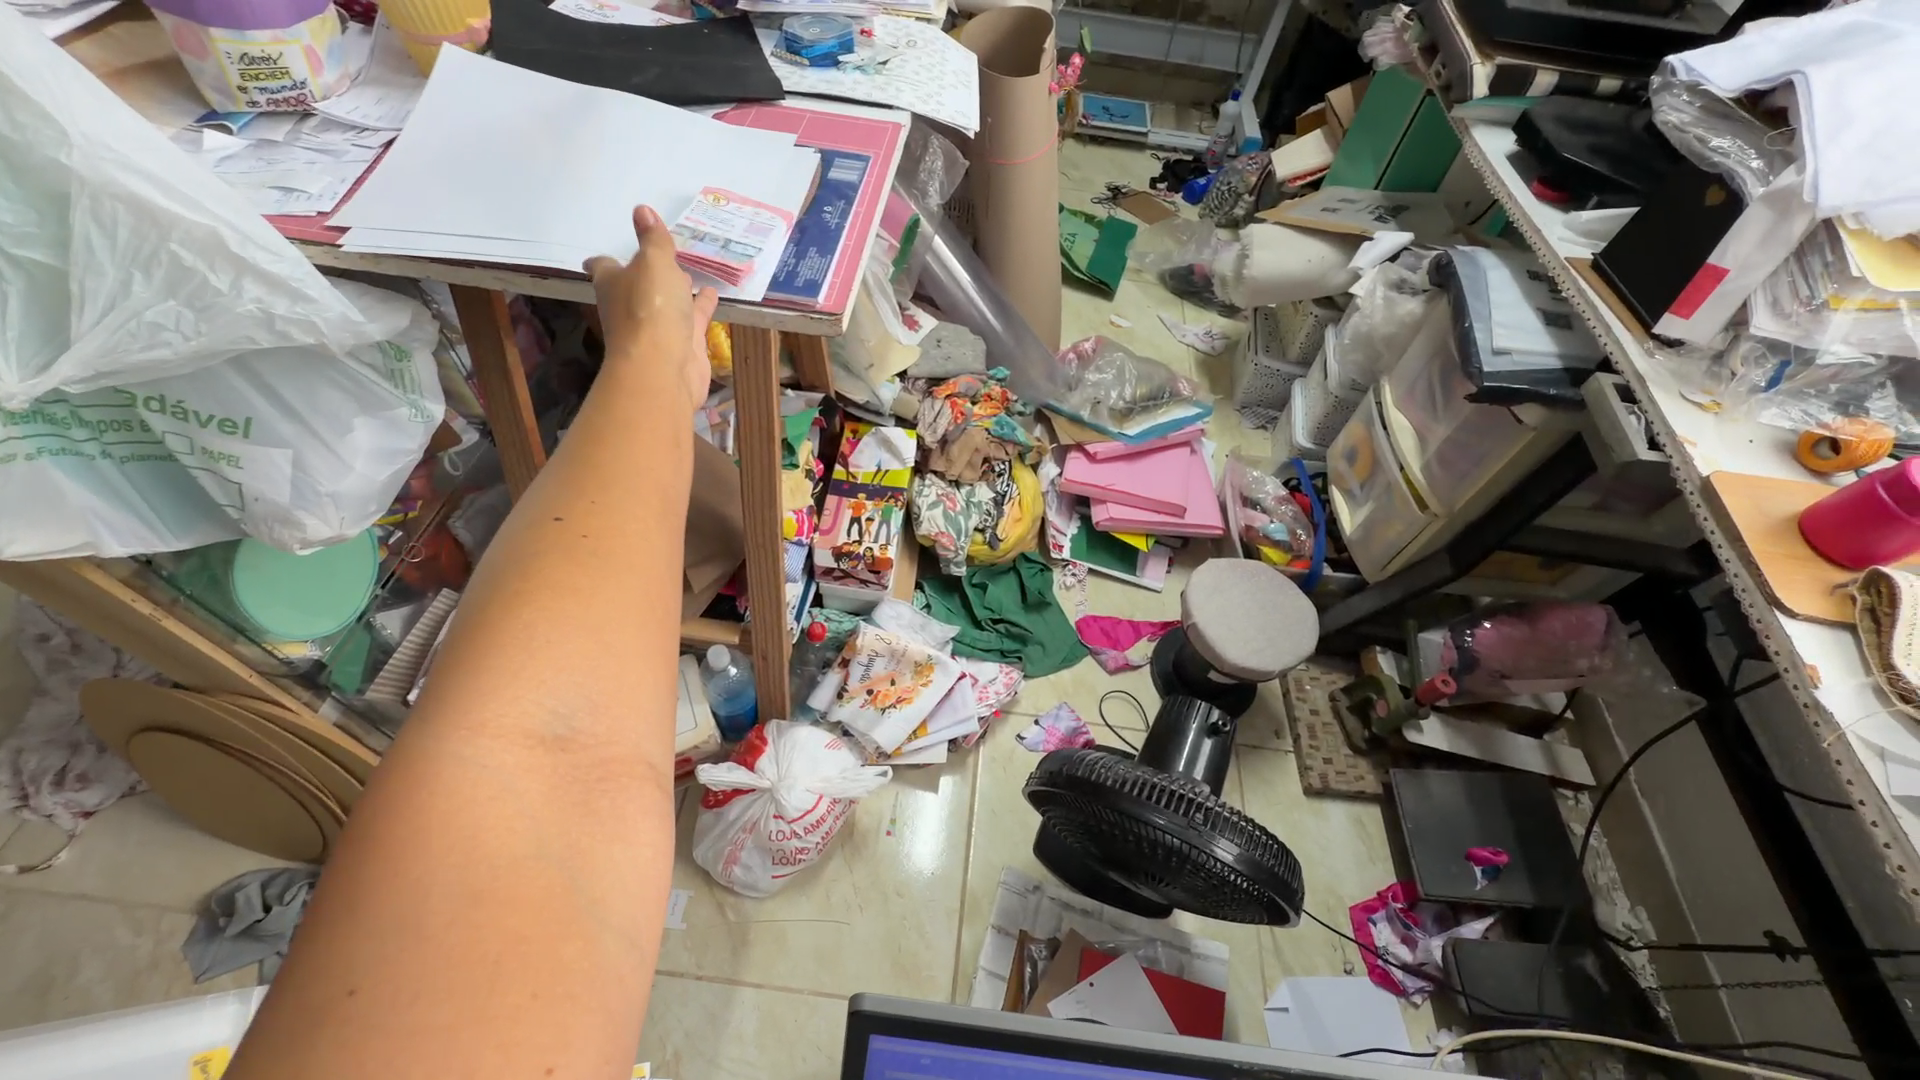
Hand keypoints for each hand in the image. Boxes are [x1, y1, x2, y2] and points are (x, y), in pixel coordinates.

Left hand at [584, 205, 719, 414]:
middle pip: (638, 285)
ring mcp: (657, 328)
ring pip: (668, 302)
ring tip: (694, 271)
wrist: (663, 368)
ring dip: (678, 289)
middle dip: (649, 273)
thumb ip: (653, 239)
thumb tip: (642, 210)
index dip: (606, 259)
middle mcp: (631, 306)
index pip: (603, 267)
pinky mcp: (682, 345)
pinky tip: (714, 294)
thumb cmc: (650, 309)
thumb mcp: (653, 263)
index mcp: (613, 283)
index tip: (609, 253)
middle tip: (664, 255)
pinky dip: (701, 306)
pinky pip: (692, 319)